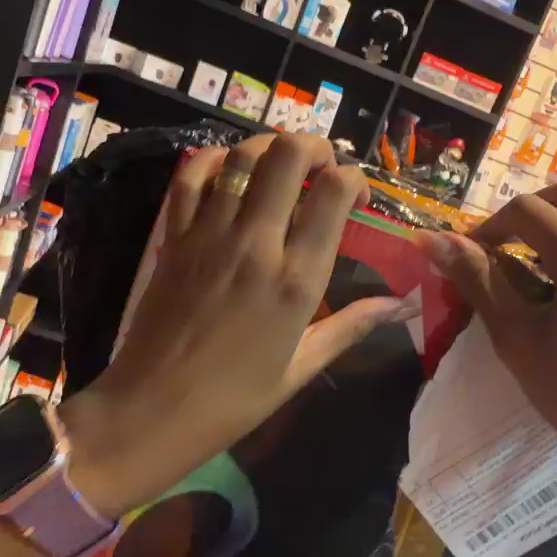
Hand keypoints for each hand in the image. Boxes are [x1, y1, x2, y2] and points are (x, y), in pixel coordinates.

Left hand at [61, 133, 412, 517]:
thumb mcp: (301, 367)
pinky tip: (228, 167)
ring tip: (281, 161)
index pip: (334, 193)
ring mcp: (209, 236)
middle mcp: (255, 244)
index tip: (356, 195)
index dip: (354, 178)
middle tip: (321, 164)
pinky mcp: (173, 238)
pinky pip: (191, 178)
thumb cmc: (235, 400)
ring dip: (268, 146)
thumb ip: (351, 326)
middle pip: (288, 157)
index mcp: (296, 280)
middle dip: (314, 146)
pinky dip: (212, 159)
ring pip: (241, 157)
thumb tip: (403, 305)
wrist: (153, 410)